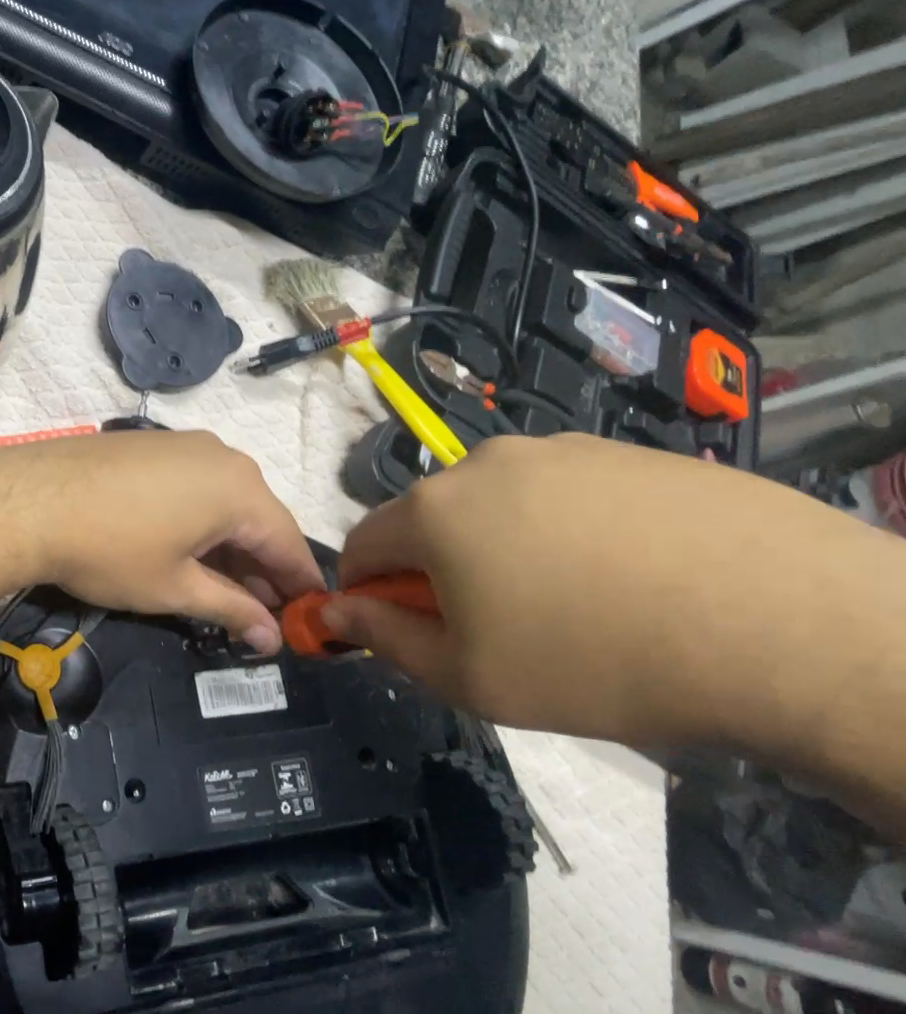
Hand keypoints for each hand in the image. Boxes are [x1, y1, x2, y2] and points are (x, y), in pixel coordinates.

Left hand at [0, 429, 326, 649]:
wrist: (27, 500)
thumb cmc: (108, 550)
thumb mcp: (173, 588)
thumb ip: (230, 609)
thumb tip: (272, 638)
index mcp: (240, 490)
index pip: (288, 543)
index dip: (299, 586)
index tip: (305, 621)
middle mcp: (222, 457)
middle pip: (259, 518)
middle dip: (261, 567)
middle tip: (257, 615)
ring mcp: (182, 444)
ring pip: (224, 500)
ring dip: (228, 544)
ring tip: (220, 588)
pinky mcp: (149, 444)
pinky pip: (193, 484)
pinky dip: (199, 518)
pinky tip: (184, 548)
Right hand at [322, 433, 893, 746]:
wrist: (793, 629)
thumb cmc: (598, 662)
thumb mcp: (469, 677)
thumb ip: (384, 638)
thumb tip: (336, 610)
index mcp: (435, 509)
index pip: (363, 542)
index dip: (367, 590)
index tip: (400, 629)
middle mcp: (488, 462)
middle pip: (432, 518)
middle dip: (439, 568)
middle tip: (496, 628)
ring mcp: (568, 451)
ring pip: (502, 504)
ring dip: (504, 548)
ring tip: (573, 607)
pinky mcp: (636, 456)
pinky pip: (571, 496)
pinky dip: (572, 534)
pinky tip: (629, 581)